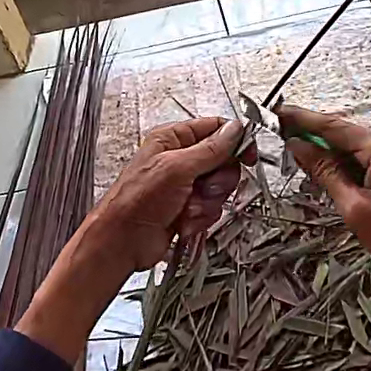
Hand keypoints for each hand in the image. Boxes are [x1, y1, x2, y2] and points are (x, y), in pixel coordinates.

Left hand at [87, 117, 254, 270]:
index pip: (214, 128)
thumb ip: (210, 149)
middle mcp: (179, 159)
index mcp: (172, 139)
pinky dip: (201, 217)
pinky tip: (183, 220)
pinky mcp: (188, 208)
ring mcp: (184, 185)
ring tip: (187, 206)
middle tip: (203, 187)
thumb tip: (234, 130)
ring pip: (220, 188)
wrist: (122, 242)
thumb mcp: (176, 168)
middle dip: (217, 179)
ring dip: (207, 201)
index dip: (235, 140)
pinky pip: (212, 208)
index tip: (247, 154)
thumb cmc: (135, 201)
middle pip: (223, 161)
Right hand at [277, 105, 370, 292]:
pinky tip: (324, 168)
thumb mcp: (355, 208)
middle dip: (313, 133)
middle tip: (282, 132)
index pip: (337, 128)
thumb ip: (326, 173)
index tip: (280, 112)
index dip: (305, 119)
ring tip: (297, 150)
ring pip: (355, 148)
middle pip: (346, 134)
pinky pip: (366, 160)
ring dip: (327, 149)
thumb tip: (299, 147)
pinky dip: (343, 162)